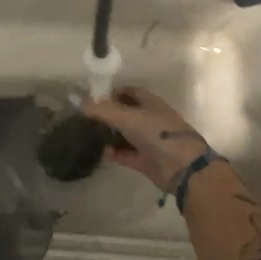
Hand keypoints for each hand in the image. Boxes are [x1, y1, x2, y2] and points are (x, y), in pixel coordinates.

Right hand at [82, 87, 209, 191]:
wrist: (182, 167)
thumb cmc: (157, 133)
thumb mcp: (127, 117)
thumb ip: (102, 109)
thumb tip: (78, 100)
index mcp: (151, 103)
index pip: (130, 92)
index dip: (113, 92)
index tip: (94, 98)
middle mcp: (151, 120)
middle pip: (126, 113)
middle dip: (108, 115)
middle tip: (88, 118)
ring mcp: (150, 141)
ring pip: (126, 134)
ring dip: (111, 135)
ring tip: (91, 135)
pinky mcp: (147, 160)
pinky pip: (127, 154)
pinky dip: (116, 153)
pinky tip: (104, 152)